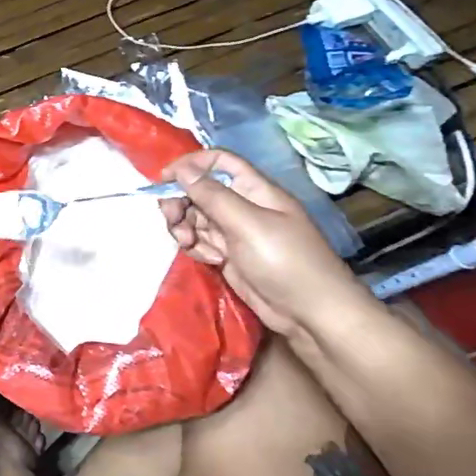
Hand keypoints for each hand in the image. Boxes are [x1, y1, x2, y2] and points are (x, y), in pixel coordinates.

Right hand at [161, 149, 370, 337]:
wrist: (310, 314)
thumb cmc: (285, 261)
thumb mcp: (247, 223)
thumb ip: (212, 195)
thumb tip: (182, 170)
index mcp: (254, 190)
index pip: (218, 162)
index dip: (191, 164)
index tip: (164, 179)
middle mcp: (243, 206)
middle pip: (199, 190)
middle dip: (180, 202)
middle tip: (172, 219)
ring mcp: (235, 231)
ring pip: (195, 217)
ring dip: (184, 227)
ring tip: (188, 243)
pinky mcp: (229, 255)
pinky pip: (200, 241)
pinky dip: (196, 247)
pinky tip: (208, 259)